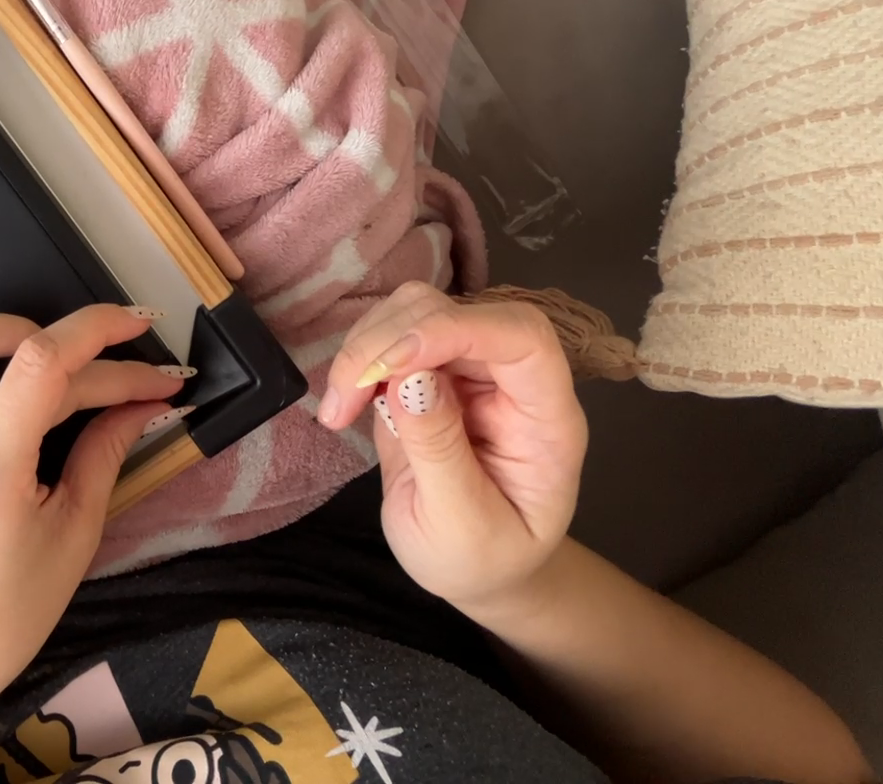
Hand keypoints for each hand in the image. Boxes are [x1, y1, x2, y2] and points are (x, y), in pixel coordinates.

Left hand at [0, 305, 184, 719]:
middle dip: (90, 363)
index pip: (45, 365)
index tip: (141, 337)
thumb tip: (141, 401)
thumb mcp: (73, 537)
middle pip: (19, 361)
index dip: (101, 336)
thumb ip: (105, 453)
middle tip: (126, 384)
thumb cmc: (4, 615)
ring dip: (4, 333)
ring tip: (43, 357)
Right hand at [319, 282, 586, 612]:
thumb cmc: (480, 559)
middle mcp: (507, 380)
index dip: (453, 331)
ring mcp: (464, 371)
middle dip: (387, 342)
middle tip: (342, 400)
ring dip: (363, 347)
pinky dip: (354, 358)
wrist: (471, 570)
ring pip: (412, 311)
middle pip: (453, 313)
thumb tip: (408, 378)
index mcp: (545, 418)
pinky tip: (343, 403)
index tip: (391, 364)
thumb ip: (439, 450)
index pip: (520, 337)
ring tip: (338, 408)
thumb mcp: (462, 525)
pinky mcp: (422, 373)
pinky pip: (385, 335)